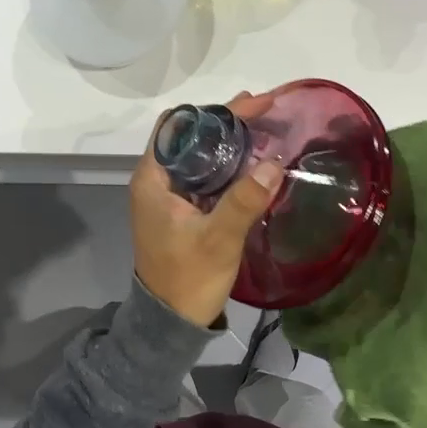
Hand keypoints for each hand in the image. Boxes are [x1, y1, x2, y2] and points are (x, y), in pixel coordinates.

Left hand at [130, 91, 284, 327]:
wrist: (171, 322)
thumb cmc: (188, 278)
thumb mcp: (219, 238)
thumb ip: (244, 201)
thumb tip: (273, 164)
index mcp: (152, 179)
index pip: (177, 126)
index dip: (214, 111)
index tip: (251, 105)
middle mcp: (155, 181)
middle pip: (189, 136)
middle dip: (226, 121)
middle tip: (267, 111)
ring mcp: (167, 196)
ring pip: (198, 155)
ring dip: (228, 142)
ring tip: (266, 129)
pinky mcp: (181, 211)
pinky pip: (204, 176)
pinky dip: (227, 165)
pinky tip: (253, 163)